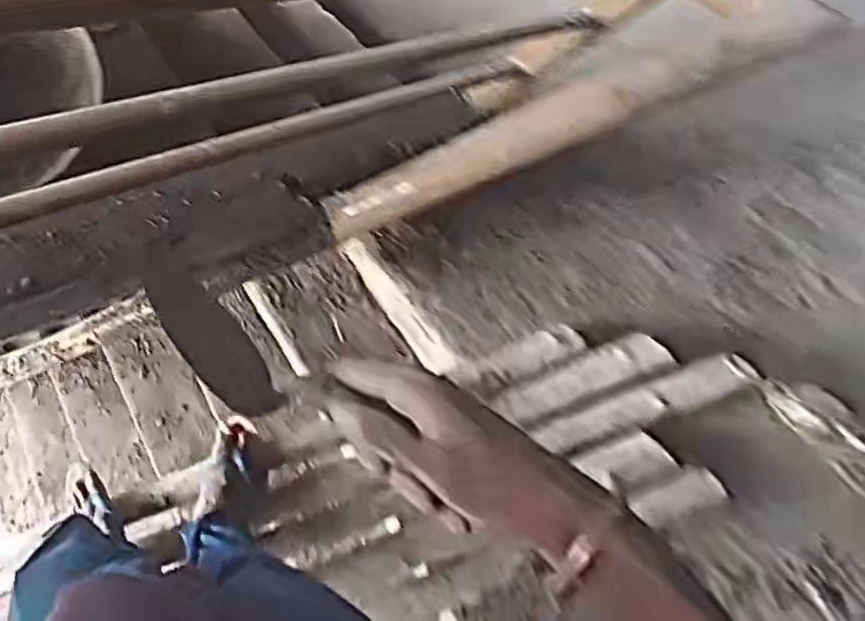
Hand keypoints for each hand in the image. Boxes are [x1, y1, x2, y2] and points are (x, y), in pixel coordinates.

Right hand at [320, 359, 617, 555]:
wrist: (567, 515)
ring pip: (391, 431)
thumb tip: (335, 407)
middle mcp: (421, 387)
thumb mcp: (424, 464)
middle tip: (391, 475)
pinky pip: (417, 443)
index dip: (326, 392)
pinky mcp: (454, 428)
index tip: (318, 417)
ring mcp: (439, 407)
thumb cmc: (497, 487)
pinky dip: (424, 471)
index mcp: (410, 386)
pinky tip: (447, 502)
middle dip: (374, 447)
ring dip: (402, 467)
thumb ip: (373, 431)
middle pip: (365, 405)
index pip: (344, 371)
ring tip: (431, 499)